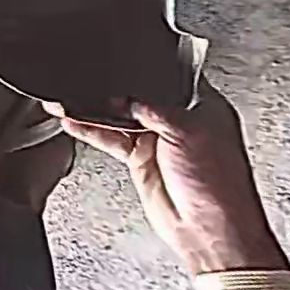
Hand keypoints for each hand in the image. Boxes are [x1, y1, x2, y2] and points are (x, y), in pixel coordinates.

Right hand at [50, 81, 287, 274]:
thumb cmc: (219, 188)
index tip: (122, 56)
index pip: (170, 76)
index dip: (148, 66)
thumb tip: (125, 97)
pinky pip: (109, 137)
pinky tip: (73, 121)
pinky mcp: (140, 158)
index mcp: (203, 107)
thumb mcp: (187, 132)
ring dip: (95, 109)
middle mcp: (179, 121)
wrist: (208, 233)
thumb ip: (153, 108)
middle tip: (89, 79)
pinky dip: (90, 129)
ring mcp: (158, 140)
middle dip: (115, 89)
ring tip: (70, 99)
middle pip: (139, 95)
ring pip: (119, 116)